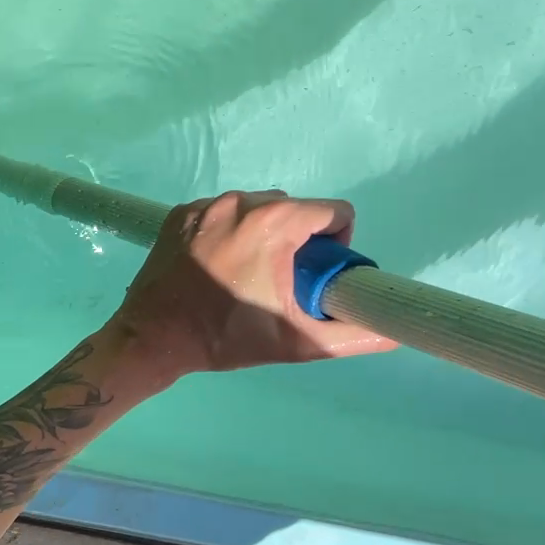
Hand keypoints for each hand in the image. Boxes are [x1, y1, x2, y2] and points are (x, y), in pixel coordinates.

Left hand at [109, 190, 398, 376]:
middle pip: (294, 209)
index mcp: (274, 221)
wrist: (149, 340)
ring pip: (255, 209)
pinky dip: (226, 232)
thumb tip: (395, 330)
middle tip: (277, 280)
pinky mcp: (176, 217)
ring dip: (261, 234)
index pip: (334, 212)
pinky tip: (216, 263)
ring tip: (245, 273)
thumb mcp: (297, 341)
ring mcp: (203, 208)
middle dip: (296, 240)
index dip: (335, 244)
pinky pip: (219, 214)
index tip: (313, 274)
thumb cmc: (222, 338)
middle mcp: (239, 203)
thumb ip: (354, 334)